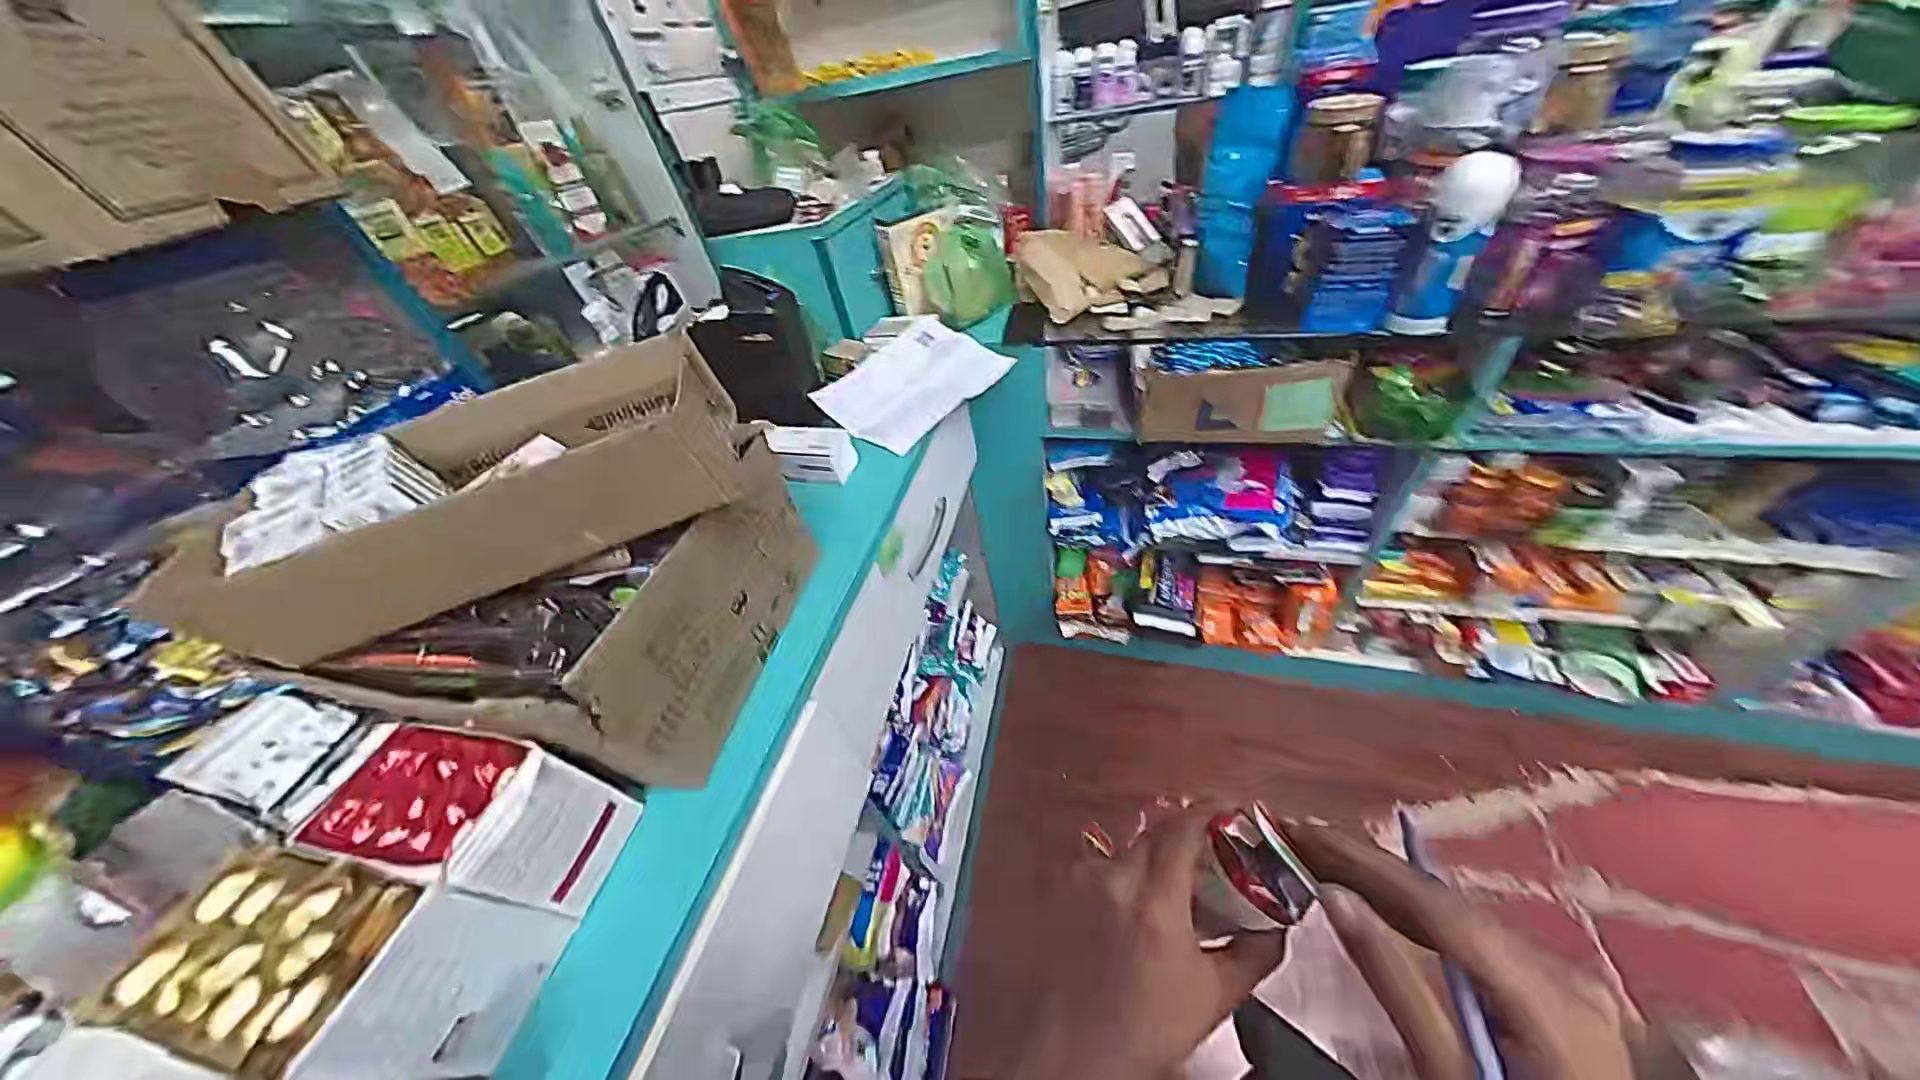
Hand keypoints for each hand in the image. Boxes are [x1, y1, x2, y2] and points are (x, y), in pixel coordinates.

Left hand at [1010, 805, 1290, 1079]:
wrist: (1074, 1049)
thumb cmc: (1146, 1028)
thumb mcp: (1212, 997)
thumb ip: (1252, 954)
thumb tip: (1277, 924)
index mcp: (1155, 902)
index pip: (1182, 829)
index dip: (1209, 810)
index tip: (1231, 808)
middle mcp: (1114, 877)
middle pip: (1155, 831)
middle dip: (1185, 832)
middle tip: (1209, 849)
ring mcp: (1082, 879)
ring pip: (1126, 845)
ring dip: (1153, 854)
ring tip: (1170, 883)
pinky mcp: (1061, 887)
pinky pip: (1100, 862)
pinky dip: (1123, 871)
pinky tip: (1131, 902)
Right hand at [1286, 824, 1652, 1079]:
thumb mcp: (1446, 1072)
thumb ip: (1394, 984)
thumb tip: (1335, 897)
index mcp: (1548, 996)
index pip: (1436, 906)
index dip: (1363, 862)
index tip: (1304, 831)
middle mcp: (1564, 975)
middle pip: (1441, 902)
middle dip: (1363, 864)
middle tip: (1299, 834)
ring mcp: (1563, 982)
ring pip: (1449, 912)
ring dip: (1381, 882)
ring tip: (1321, 853)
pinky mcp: (1550, 991)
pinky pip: (1464, 935)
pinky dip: (1411, 912)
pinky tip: (1372, 892)